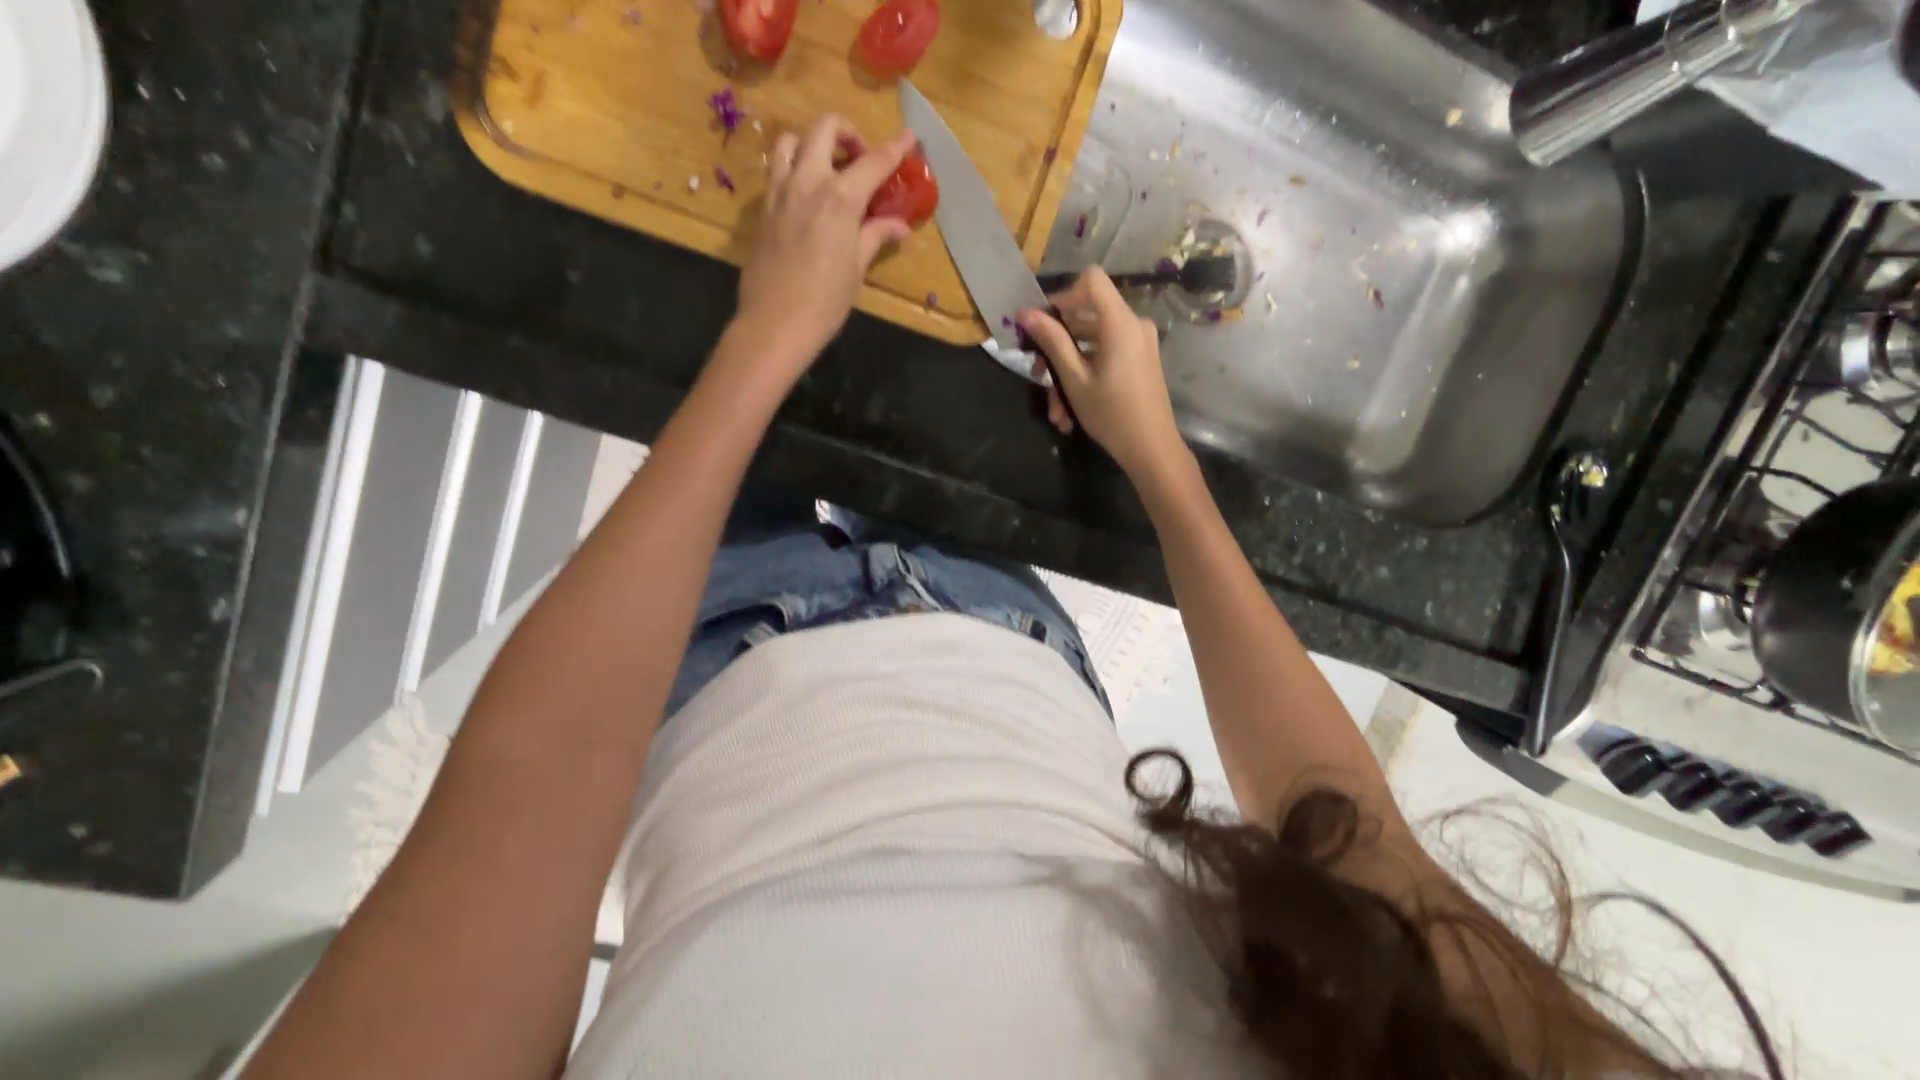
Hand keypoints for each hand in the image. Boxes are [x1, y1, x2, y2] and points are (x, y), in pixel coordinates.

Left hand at [731, 115, 917, 373]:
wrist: (774, 324)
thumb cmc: (825, 302)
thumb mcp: (857, 267)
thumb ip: (876, 235)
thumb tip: (900, 226)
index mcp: (839, 198)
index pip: (874, 161)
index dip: (895, 147)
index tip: (909, 136)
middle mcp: (808, 182)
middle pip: (824, 128)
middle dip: (847, 132)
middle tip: (860, 156)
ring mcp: (780, 192)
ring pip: (791, 140)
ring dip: (812, 142)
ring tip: (828, 166)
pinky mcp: (763, 207)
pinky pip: (777, 169)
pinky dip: (794, 167)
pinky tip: (808, 194)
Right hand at [1018, 268, 1188, 480]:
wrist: (1152, 449)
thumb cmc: (1111, 414)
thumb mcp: (1074, 379)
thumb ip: (1052, 341)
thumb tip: (1025, 313)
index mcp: (1120, 322)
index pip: (1091, 280)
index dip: (1064, 295)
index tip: (1045, 325)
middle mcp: (1133, 324)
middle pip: (1087, 315)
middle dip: (1058, 345)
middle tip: (1039, 376)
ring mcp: (1139, 342)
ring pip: (1092, 343)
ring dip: (1068, 371)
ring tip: (1056, 410)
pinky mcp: (1139, 359)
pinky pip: (1105, 356)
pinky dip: (1086, 376)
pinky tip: (1070, 412)